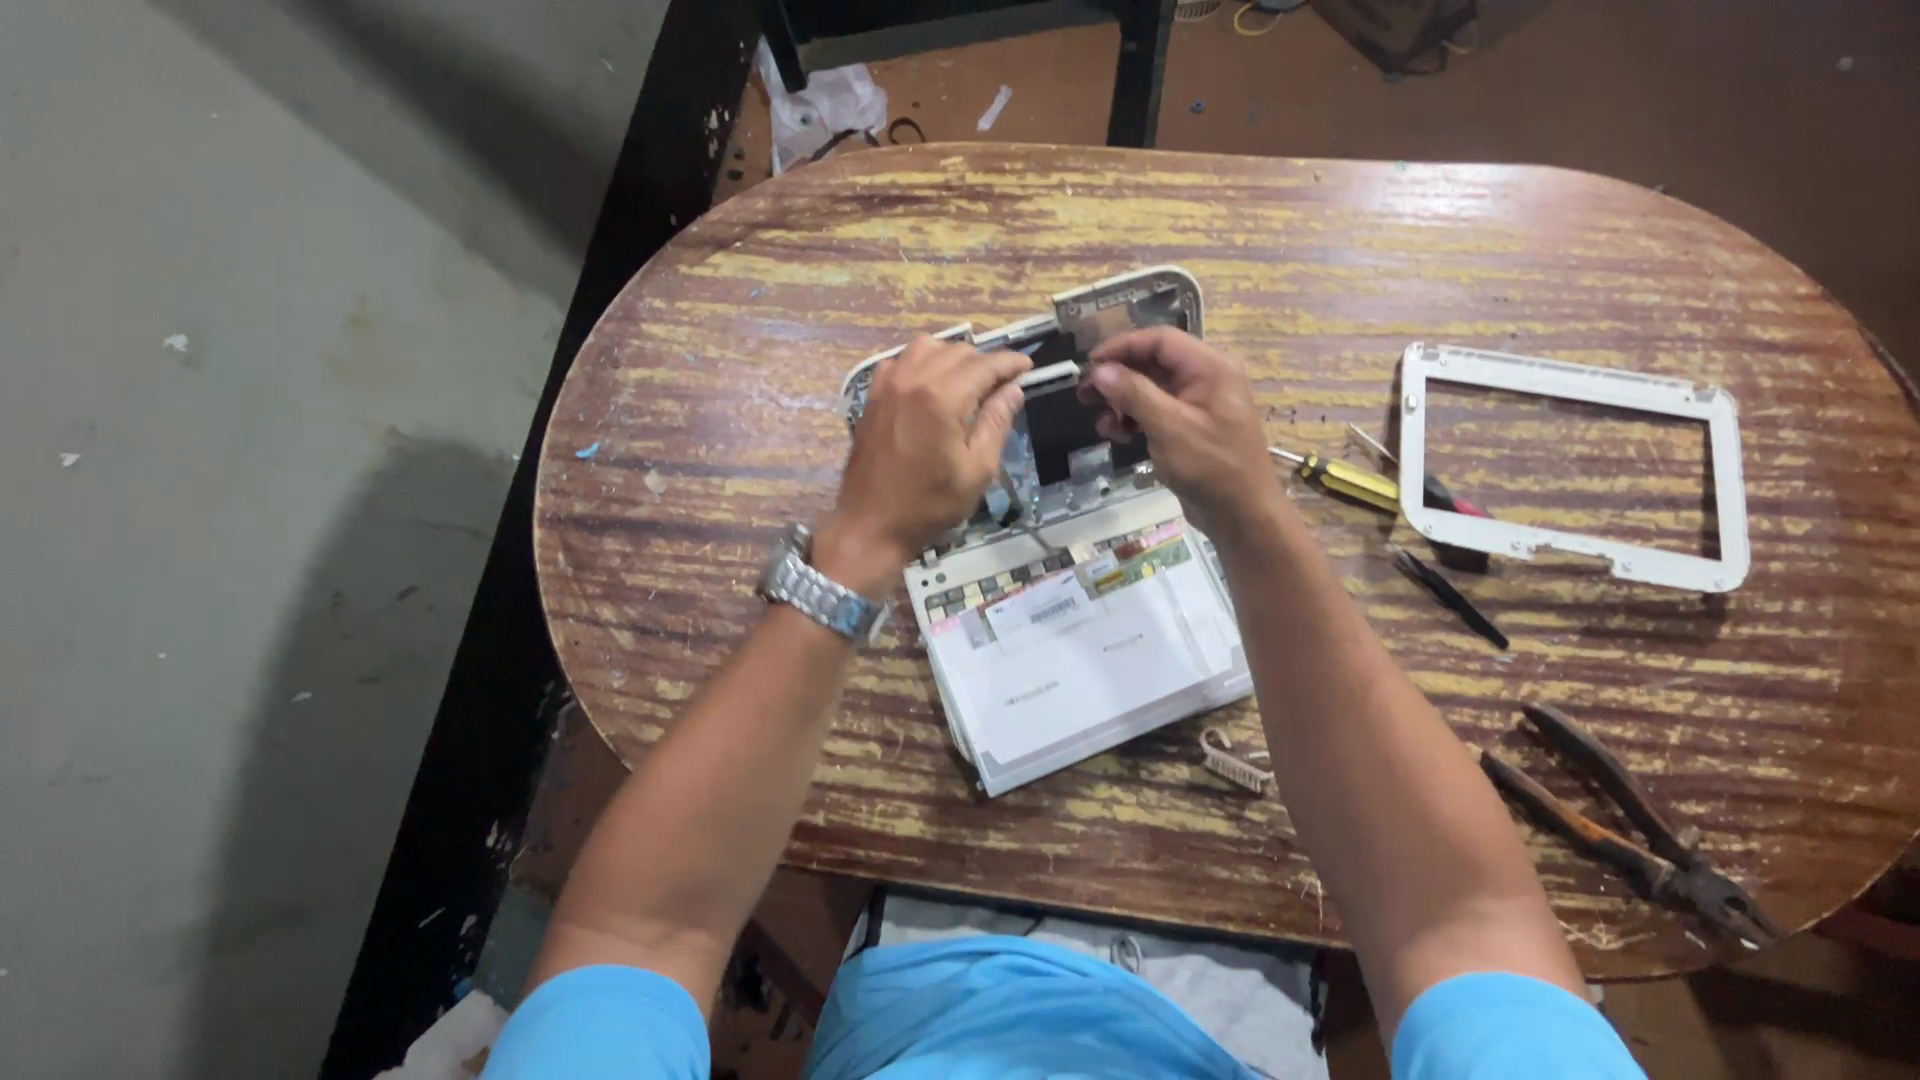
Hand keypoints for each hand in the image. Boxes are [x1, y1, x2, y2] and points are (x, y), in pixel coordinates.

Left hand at [815, 336, 1030, 595]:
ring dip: (953, 357)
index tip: (1027, 368)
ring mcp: (887, 385)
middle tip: (1002, 384)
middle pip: (958, 352)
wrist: (872, 525)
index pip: (985, 365)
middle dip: (985, 362)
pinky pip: (900, 362)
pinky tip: (931, 386)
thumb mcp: (977, 470)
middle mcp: (913, 380)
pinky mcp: (873, 396)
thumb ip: (996, 423)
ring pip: (927, 348)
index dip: (1010, 363)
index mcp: (942, 398)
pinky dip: (921, 364)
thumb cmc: (930, 505)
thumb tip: (1013, 390)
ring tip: (968, 381)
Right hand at [1077, 327, 1282, 537]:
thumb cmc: (1211, 468)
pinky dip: (1135, 419)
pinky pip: (1157, 411)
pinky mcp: (1190, 427)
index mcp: (1210, 368)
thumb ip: (1134, 394)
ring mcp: (1199, 404)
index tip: (1089, 365)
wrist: (1242, 514)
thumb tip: (1101, 371)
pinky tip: (1120, 435)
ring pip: (1151, 388)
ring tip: (1103, 425)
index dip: (1122, 347)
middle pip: (1153, 363)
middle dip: (1118, 378)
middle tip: (1084, 396)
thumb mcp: (1169, 428)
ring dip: (1122, 402)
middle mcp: (1206, 378)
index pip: (1160, 340)